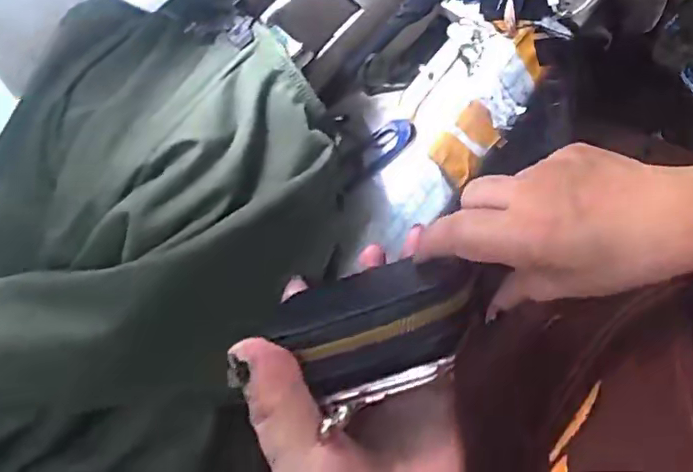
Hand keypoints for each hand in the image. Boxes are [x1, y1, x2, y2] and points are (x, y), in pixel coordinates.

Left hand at [231, 234, 463, 471]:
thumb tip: (244, 344)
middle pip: (362, 325)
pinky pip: (443, 335)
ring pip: (402, 321)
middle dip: (367, 285)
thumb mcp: (305, 461)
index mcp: (323, 404)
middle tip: (374, 249)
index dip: (308, 313)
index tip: (306, 279)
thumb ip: (278, 408)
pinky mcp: (442, 381)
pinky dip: (447, 301)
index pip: (310, 350)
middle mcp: (362, 385)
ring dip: (407, 282)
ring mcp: (404, 382)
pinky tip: (449, 269)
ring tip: (411, 243)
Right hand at [417, 144, 692, 312]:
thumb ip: (524, 288)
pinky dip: (536, 188)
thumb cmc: (624, 260)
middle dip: (466, 217)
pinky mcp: (570, 148)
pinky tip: (567, 203)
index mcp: (524, 230)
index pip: (458, 230)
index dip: (433, 241)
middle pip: (472, 194)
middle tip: (484, 243)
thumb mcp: (572, 285)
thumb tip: (494, 298)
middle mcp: (526, 189)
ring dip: (504, 202)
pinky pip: (537, 168)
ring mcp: (548, 163)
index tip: (422, 254)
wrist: (672, 211)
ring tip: (534, 224)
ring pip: (505, 180)